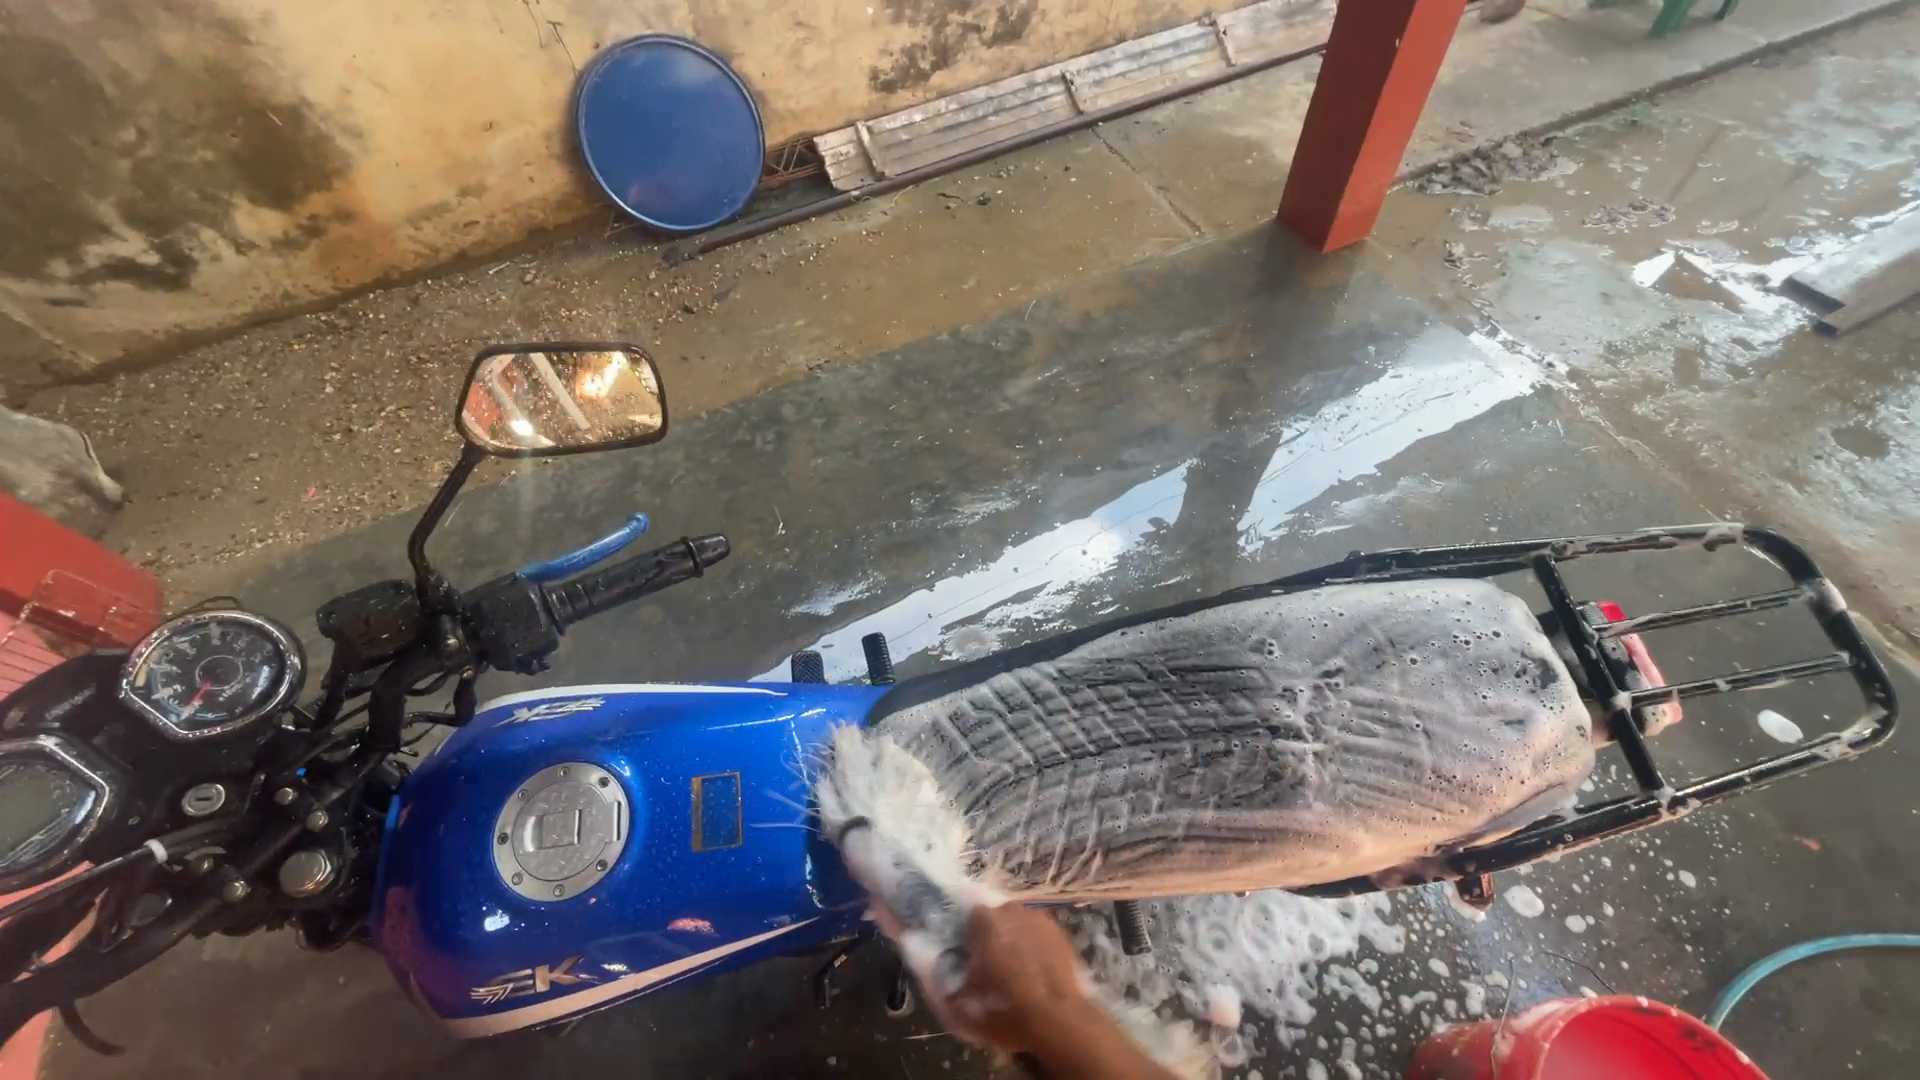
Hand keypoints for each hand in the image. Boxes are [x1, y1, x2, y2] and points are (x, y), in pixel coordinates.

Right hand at [934, 903, 1097, 1052]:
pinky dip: (1036, 943)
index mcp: (985, 921)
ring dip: (1016, 935)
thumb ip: (946, 988)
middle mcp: (1011, 911)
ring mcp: (1038, 918)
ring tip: (1018, 965)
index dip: (971, 935)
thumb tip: (940, 983)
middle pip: (998, 915)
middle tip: (994, 962)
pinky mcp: (1059, 931)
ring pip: (1020, 921)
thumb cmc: (1005, 1008)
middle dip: (995, 933)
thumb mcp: (965, 1007)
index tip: (972, 955)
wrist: (1055, 1018)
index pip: (971, 916)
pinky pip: (1040, 931)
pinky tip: (1038, 966)